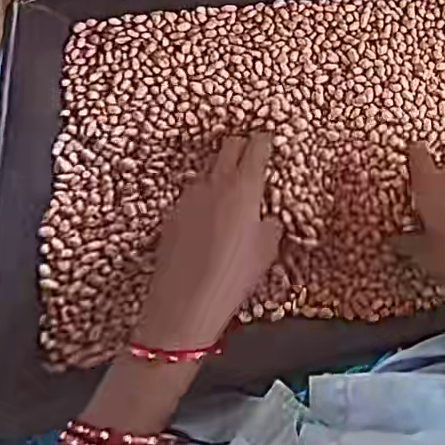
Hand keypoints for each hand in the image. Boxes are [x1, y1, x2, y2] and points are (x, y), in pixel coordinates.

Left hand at [132, 134, 281, 350]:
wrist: (184, 303)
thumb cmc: (234, 275)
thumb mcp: (268, 248)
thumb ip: (271, 221)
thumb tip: (267, 215)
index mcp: (245, 185)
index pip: (257, 146)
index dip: (265, 140)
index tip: (270, 141)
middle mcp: (216, 182)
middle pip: (230, 145)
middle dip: (243, 146)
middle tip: (253, 156)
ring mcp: (190, 196)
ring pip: (210, 169)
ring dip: (223, 172)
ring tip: (233, 193)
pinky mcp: (173, 213)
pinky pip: (194, 194)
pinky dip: (205, 197)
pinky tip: (211, 219)